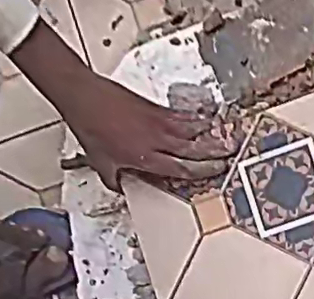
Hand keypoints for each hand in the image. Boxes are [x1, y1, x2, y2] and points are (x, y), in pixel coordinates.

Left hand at [61, 76, 236, 191]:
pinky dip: (197, 119)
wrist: (79, 93)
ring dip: (212, 135)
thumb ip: (115, 180)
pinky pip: (182, 116)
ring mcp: (158, 122)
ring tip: (230, 138)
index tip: (218, 172)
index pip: (183, 168)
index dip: (204, 171)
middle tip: (233, 155)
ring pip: (193, 131)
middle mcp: (157, 140)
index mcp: (147, 158)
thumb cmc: (89, 126)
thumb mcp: (100, 162)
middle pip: (194, 149)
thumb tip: (122, 191)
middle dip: (216, 153)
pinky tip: (208, 120)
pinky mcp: (155, 109)